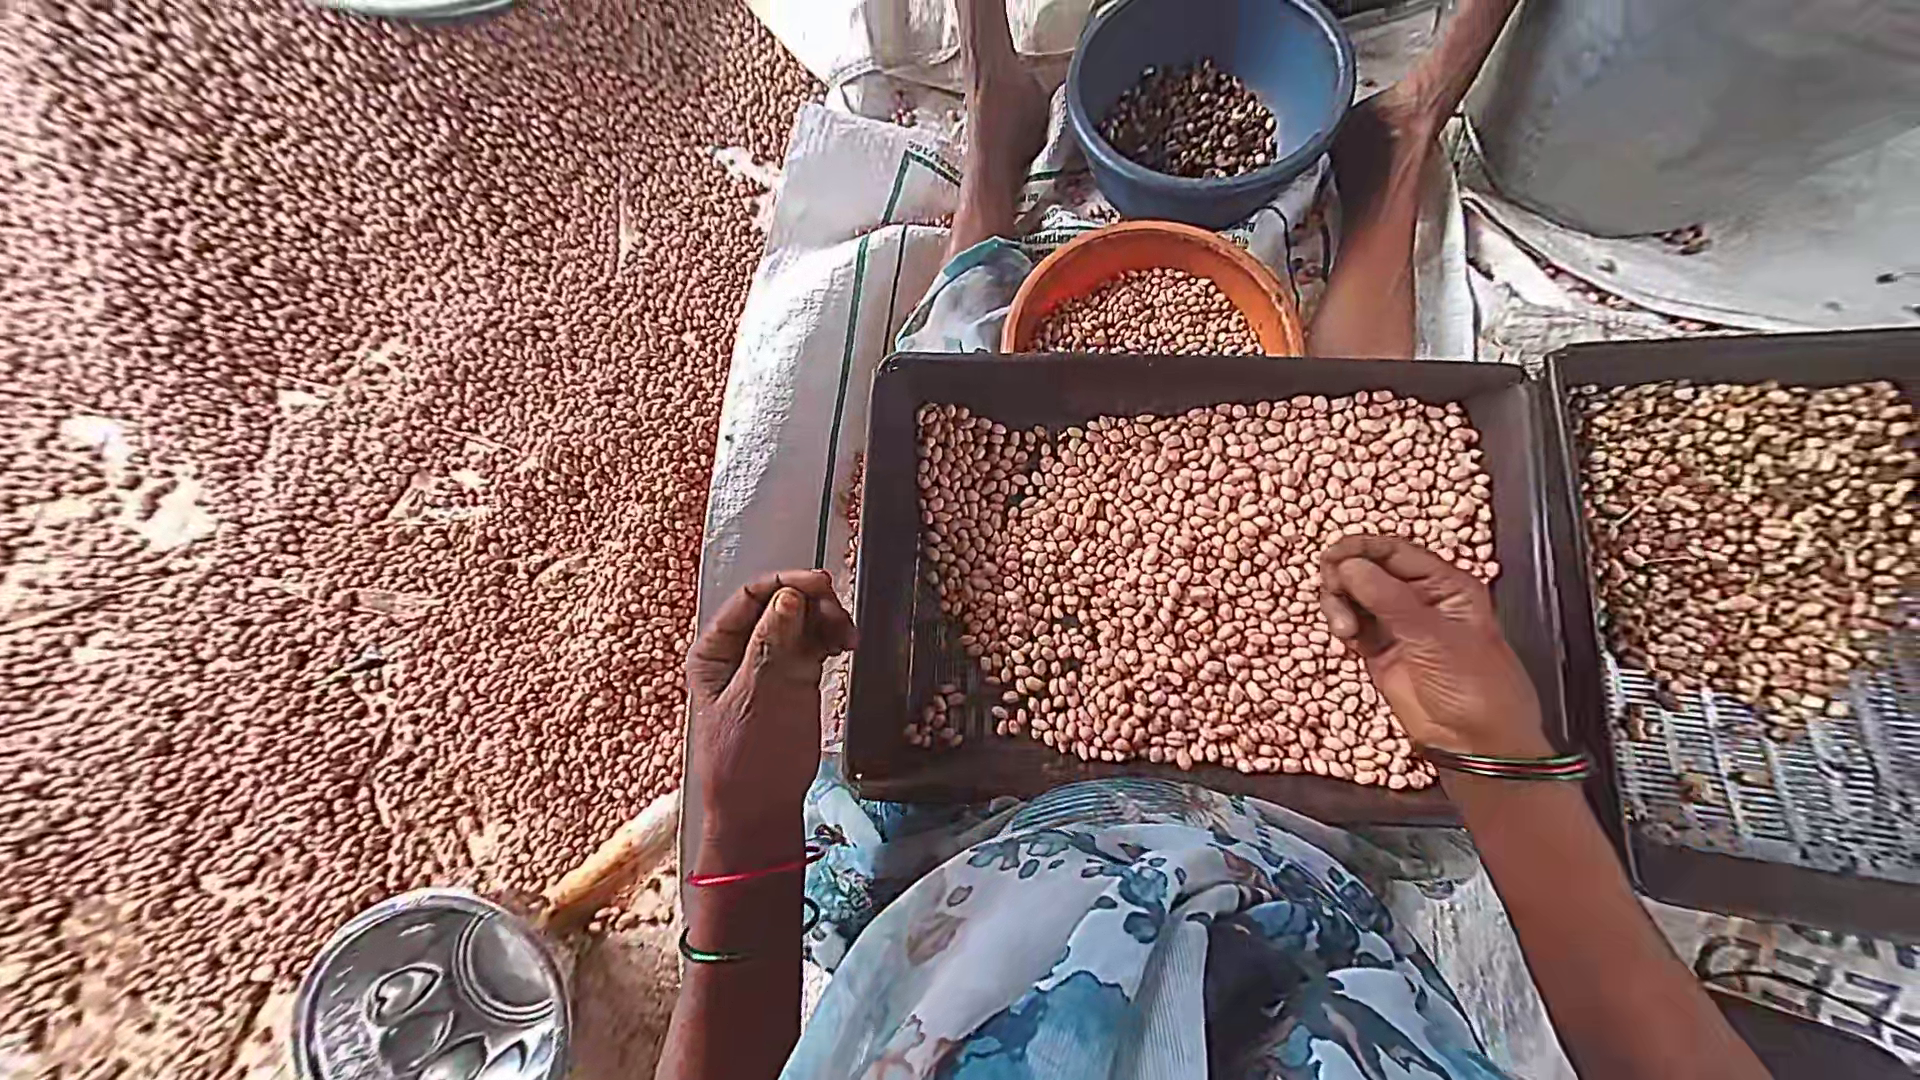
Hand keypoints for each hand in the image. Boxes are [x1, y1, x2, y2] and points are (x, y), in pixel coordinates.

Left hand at [685, 570, 855, 857]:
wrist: (762, 807)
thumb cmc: (746, 759)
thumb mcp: (756, 698)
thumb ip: (772, 644)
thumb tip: (789, 595)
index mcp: (716, 649)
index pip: (750, 597)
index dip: (786, 584)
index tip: (821, 584)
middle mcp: (742, 648)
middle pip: (781, 603)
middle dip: (813, 602)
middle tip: (839, 616)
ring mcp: (772, 659)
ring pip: (803, 619)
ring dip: (828, 619)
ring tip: (847, 637)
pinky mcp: (797, 673)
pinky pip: (816, 640)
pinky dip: (833, 636)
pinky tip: (845, 645)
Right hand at [1318, 535, 1549, 758]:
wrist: (1474, 743)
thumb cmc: (1475, 687)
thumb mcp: (1433, 638)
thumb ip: (1388, 599)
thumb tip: (1348, 564)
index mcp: (1443, 585)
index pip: (1392, 550)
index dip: (1358, 549)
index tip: (1331, 558)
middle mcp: (1415, 596)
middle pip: (1363, 568)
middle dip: (1343, 579)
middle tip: (1337, 596)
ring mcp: (1393, 621)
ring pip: (1349, 593)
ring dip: (1337, 605)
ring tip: (1345, 630)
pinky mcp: (1375, 644)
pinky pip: (1346, 619)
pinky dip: (1339, 623)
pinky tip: (1348, 639)